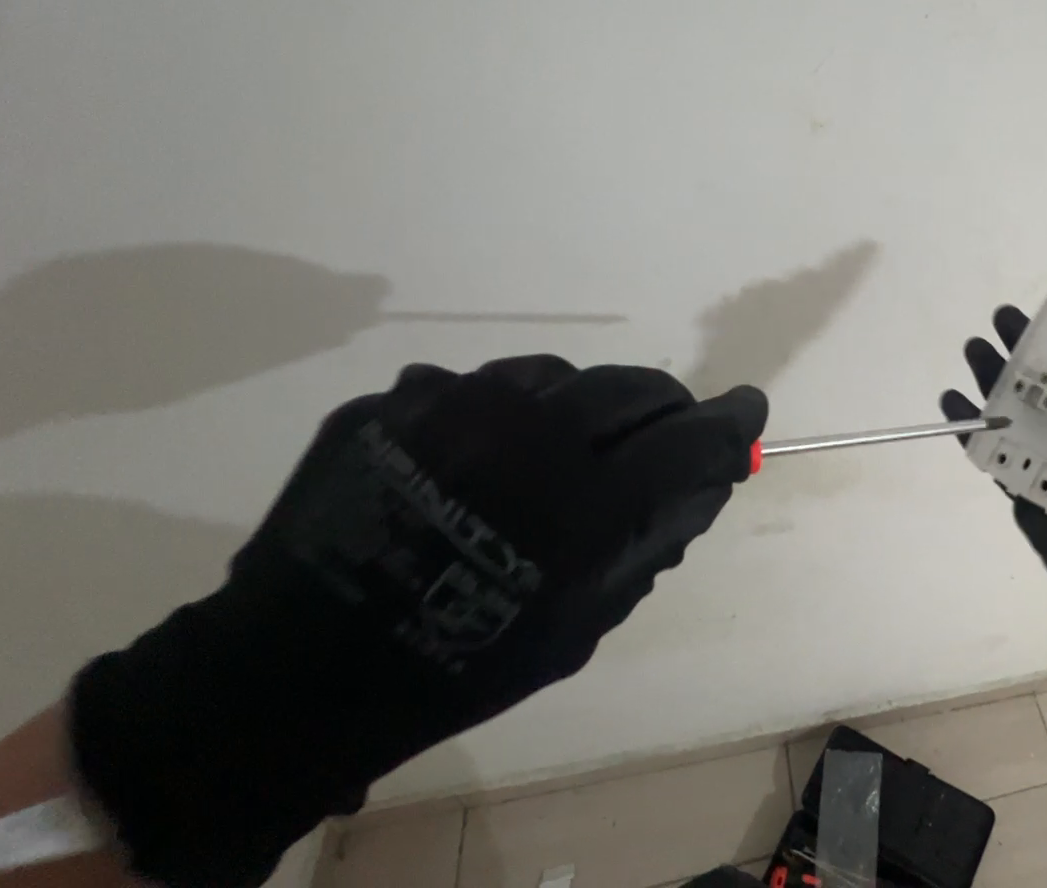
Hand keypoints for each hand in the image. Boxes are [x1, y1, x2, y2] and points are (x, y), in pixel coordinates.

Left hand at [68, 357, 766, 887]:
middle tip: (664, 429)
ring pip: (556, 375)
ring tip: (568, 442)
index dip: (730, 421)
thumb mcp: (584, 620)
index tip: (748, 408)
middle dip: (662, 406)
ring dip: (584, 403)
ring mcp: (452, 406)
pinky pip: (476, 385)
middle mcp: (529, 434)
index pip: (689, 437)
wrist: (297, 670)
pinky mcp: (395, 401)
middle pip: (631, 387)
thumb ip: (655, 540)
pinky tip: (487, 450)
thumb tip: (708, 480)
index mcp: (584, 501)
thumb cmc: (466, 659)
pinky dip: (504, 410)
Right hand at [941, 272, 1046, 665]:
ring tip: (976, 347)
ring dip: (990, 368)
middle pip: (1046, 362)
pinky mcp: (1019, 473)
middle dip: (1025, 333)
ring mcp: (1045, 442)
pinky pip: (986, 443)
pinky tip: (952, 402)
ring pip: (1010, 394)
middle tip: (1006, 315)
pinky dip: (966, 423)